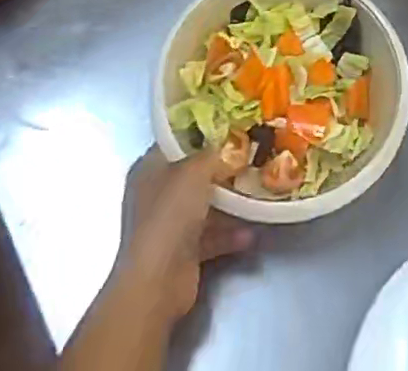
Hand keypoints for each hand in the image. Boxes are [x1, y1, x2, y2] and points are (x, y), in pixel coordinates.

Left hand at [111, 148, 253, 324]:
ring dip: (230, 203)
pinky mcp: (182, 251)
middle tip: (250, 156)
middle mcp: (156, 193)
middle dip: (221, 167)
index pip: (175, 140)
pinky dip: (229, 233)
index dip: (201, 131)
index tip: (230, 125)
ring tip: (258, 192)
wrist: (157, 282)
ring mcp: (168, 224)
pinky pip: (210, 235)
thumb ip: (211, 153)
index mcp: (149, 168)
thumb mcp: (193, 171)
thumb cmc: (170, 215)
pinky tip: (251, 232)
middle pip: (193, 173)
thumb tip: (225, 144)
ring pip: (204, 205)